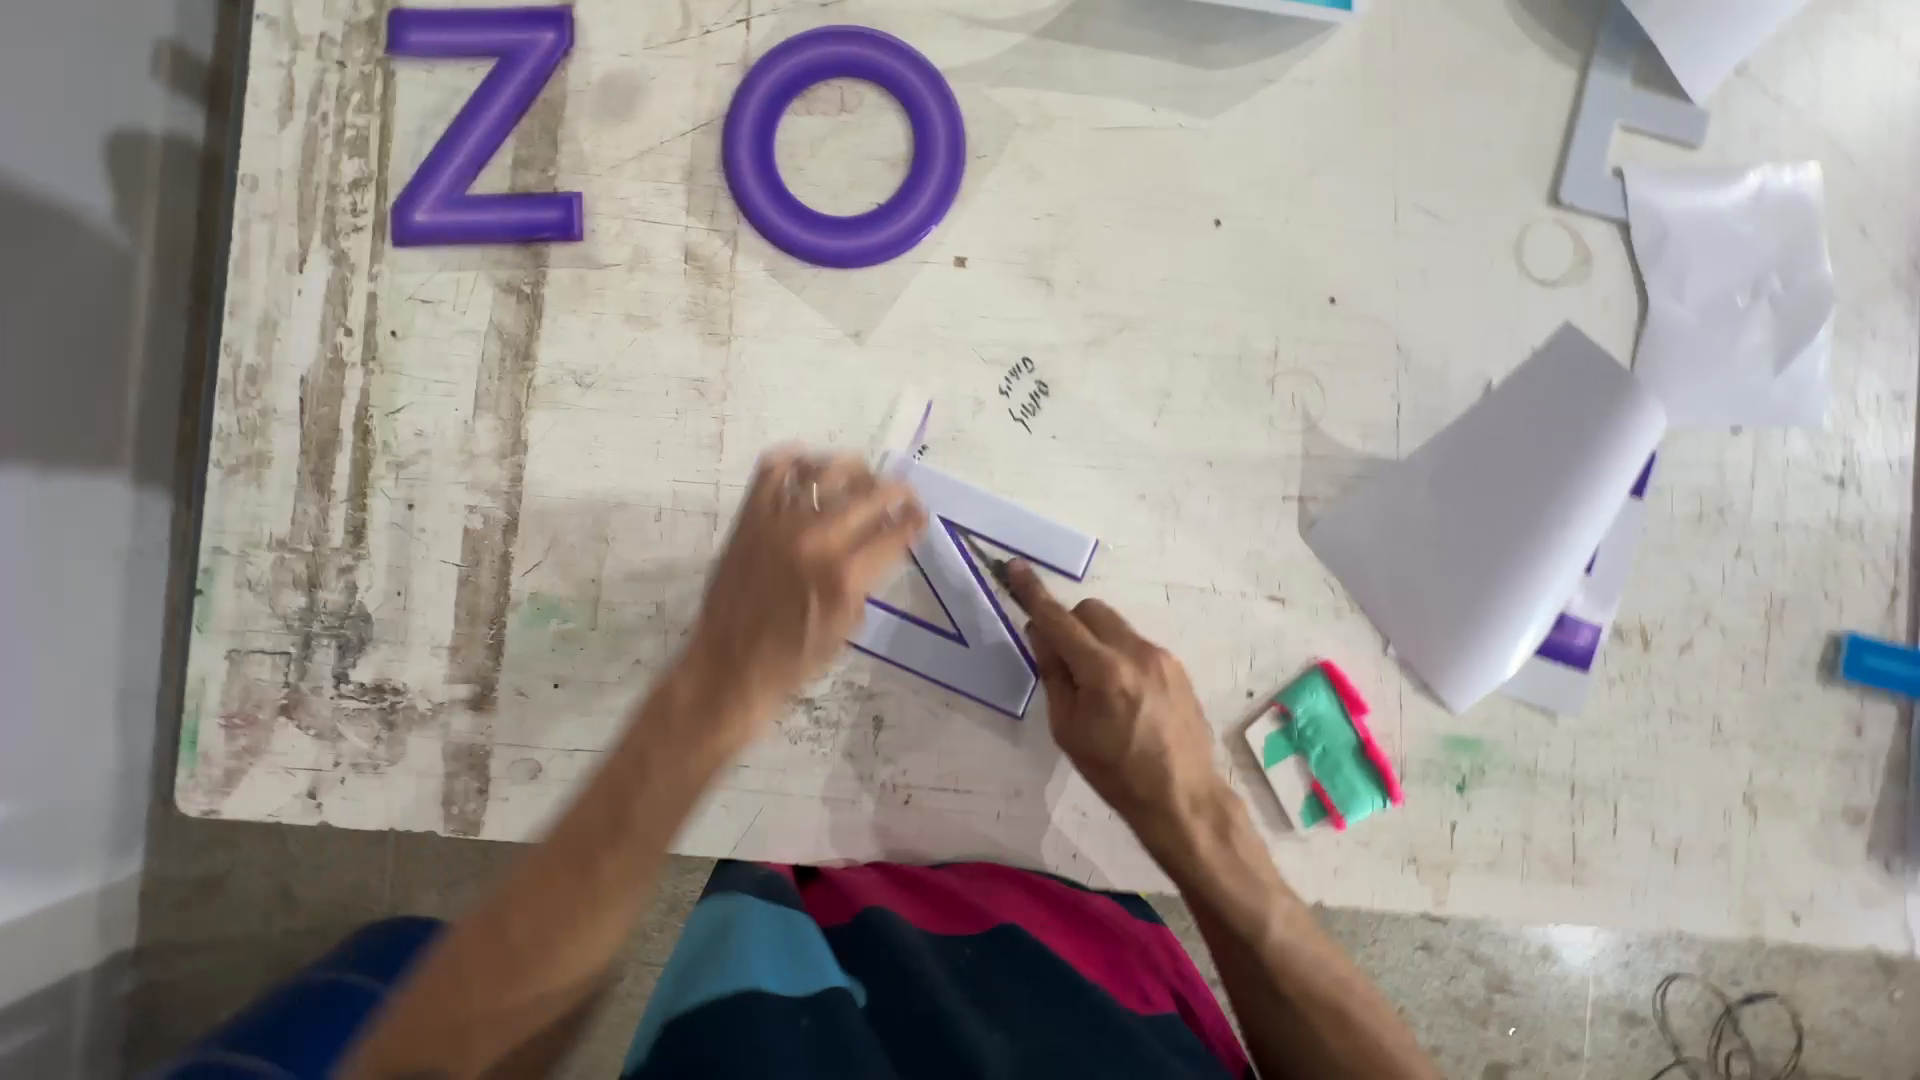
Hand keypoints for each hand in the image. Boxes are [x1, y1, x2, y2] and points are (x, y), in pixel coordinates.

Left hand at [685, 448, 925, 729]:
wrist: (730, 667)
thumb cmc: (794, 658)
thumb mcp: (848, 626)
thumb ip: (868, 579)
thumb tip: (883, 545)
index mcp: (846, 575)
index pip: (896, 528)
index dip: (915, 519)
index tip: (919, 517)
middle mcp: (817, 540)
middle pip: (871, 493)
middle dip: (897, 491)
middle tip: (902, 496)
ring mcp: (780, 523)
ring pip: (827, 471)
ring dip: (854, 471)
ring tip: (860, 479)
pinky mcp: (750, 517)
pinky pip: (775, 470)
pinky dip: (796, 461)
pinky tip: (810, 469)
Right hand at [1005, 561, 1224, 840]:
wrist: (1182, 797)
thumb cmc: (1114, 772)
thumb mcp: (1067, 729)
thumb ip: (1053, 673)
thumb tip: (1040, 633)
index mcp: (1102, 671)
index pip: (1058, 620)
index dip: (1033, 593)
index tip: (1016, 567)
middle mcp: (1135, 652)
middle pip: (1090, 610)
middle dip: (1068, 622)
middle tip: (1061, 659)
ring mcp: (1161, 657)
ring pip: (1115, 625)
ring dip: (1094, 639)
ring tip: (1096, 686)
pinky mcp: (1177, 667)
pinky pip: (1136, 644)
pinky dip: (1118, 654)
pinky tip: (1123, 695)